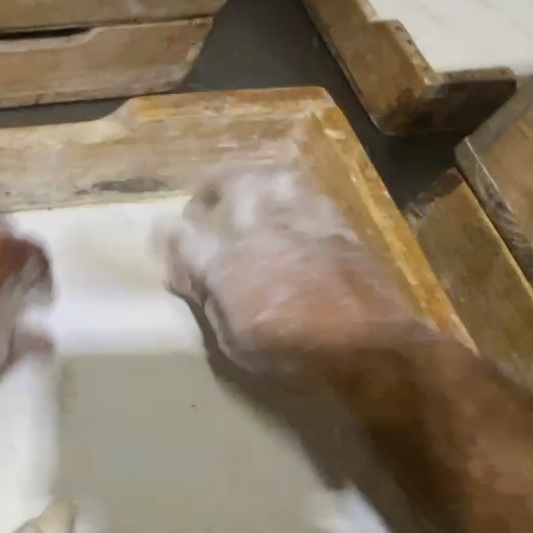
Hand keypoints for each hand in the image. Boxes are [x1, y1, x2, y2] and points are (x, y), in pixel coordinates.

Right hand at [160, 170, 434, 365]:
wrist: (370, 347)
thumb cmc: (293, 354)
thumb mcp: (234, 342)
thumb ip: (210, 302)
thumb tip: (186, 277)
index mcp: (229, 266)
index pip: (187, 238)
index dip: (169, 233)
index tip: (162, 230)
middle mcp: (263, 232)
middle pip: (234, 185)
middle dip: (213, 184)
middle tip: (206, 196)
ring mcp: (304, 224)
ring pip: (276, 178)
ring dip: (257, 178)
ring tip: (250, 187)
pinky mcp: (338, 228)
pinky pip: (312, 196)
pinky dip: (294, 195)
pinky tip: (293, 205)